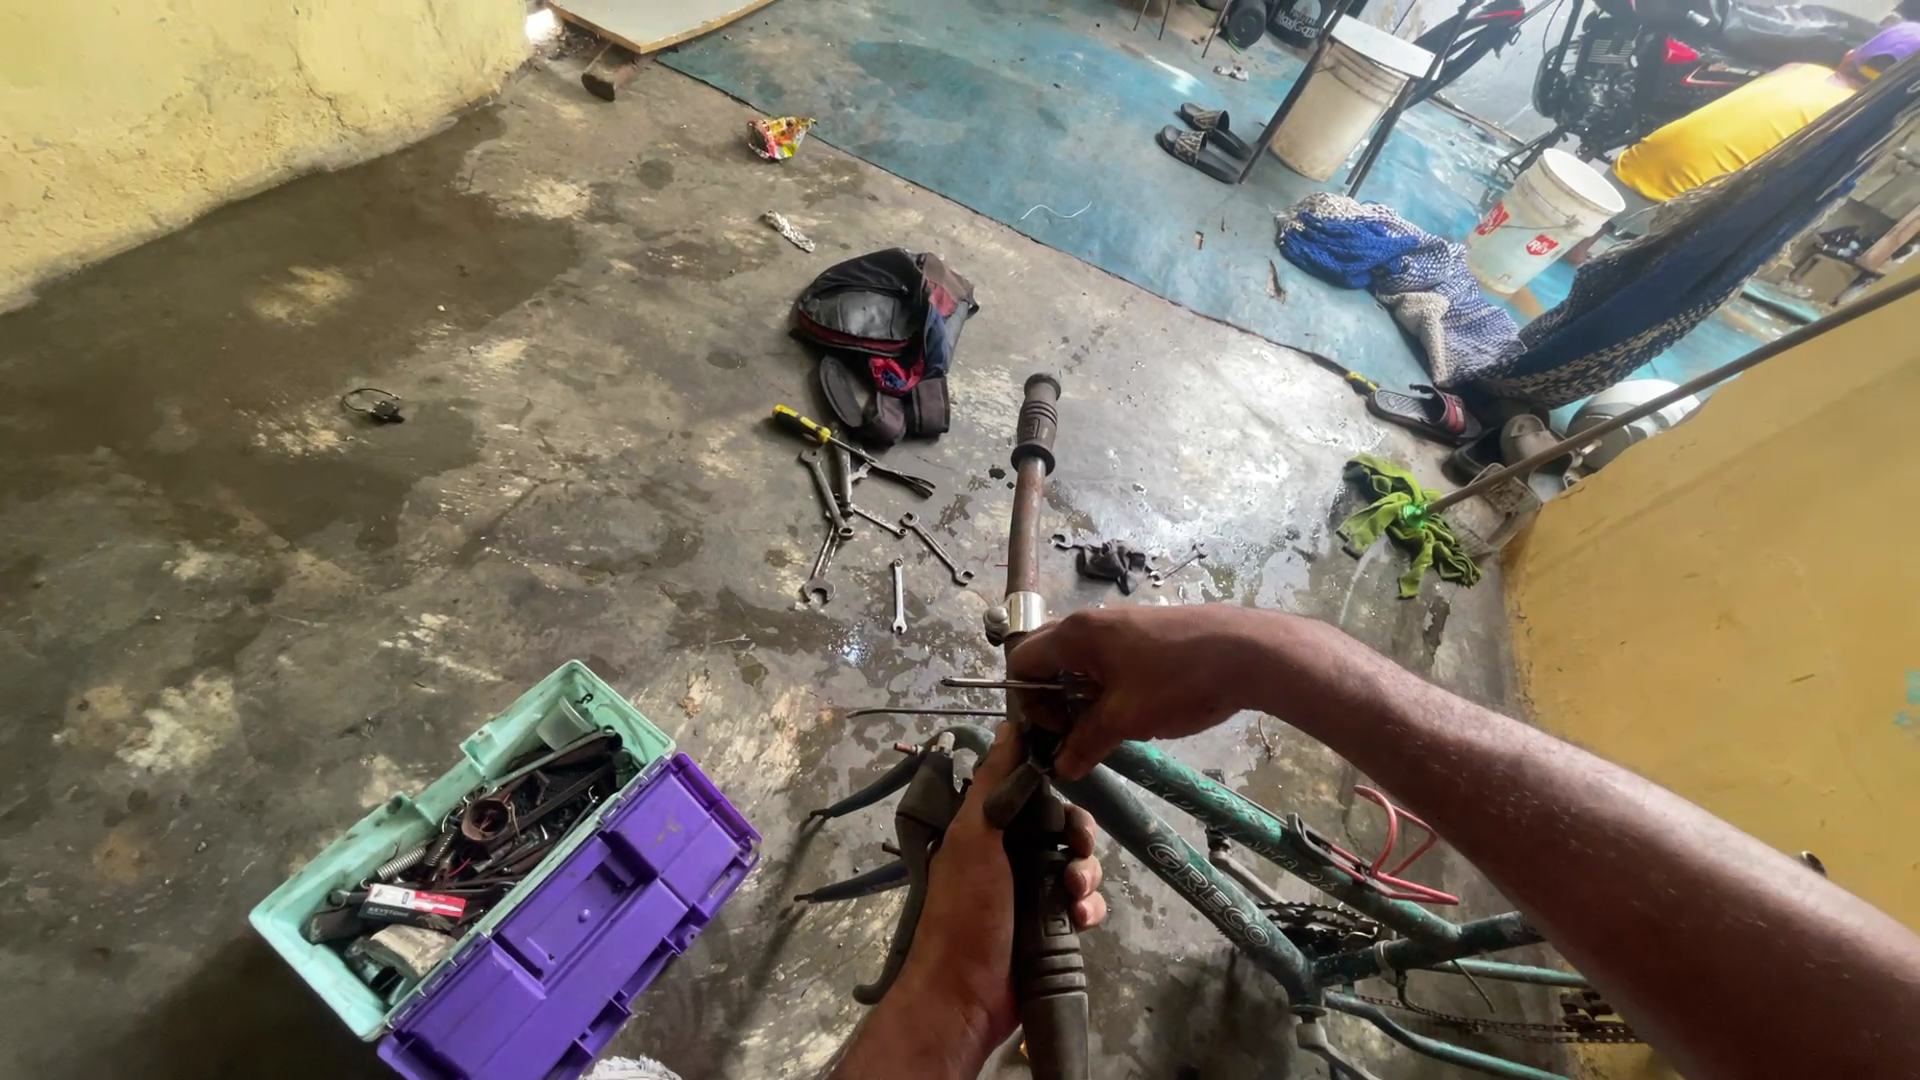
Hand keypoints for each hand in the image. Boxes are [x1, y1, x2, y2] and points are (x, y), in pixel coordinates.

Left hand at [888, 723, 1106, 1062]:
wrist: (966, 995)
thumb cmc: (965, 909)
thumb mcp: (974, 836)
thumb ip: (994, 782)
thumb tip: (1010, 725)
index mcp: (990, 828)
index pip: (1033, 792)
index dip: (1055, 787)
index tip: (1071, 786)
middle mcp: (1014, 854)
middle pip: (1064, 827)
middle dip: (1078, 836)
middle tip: (1076, 850)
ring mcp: (1035, 891)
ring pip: (1079, 865)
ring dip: (1085, 875)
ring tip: (1072, 894)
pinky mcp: (1054, 926)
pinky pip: (1086, 904)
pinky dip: (1088, 908)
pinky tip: (1079, 919)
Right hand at [1007, 605, 1267, 777]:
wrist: (1247, 652)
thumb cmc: (1178, 682)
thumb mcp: (1126, 719)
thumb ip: (1086, 742)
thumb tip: (1061, 768)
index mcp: (1075, 635)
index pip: (1021, 661)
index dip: (1027, 701)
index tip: (1056, 730)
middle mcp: (1089, 622)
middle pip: (1045, 656)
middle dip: (1049, 695)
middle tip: (1072, 726)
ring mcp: (1118, 623)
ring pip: (1077, 658)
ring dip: (1079, 691)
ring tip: (1106, 721)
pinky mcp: (1142, 630)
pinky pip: (1103, 656)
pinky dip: (1103, 682)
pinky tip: (1133, 706)